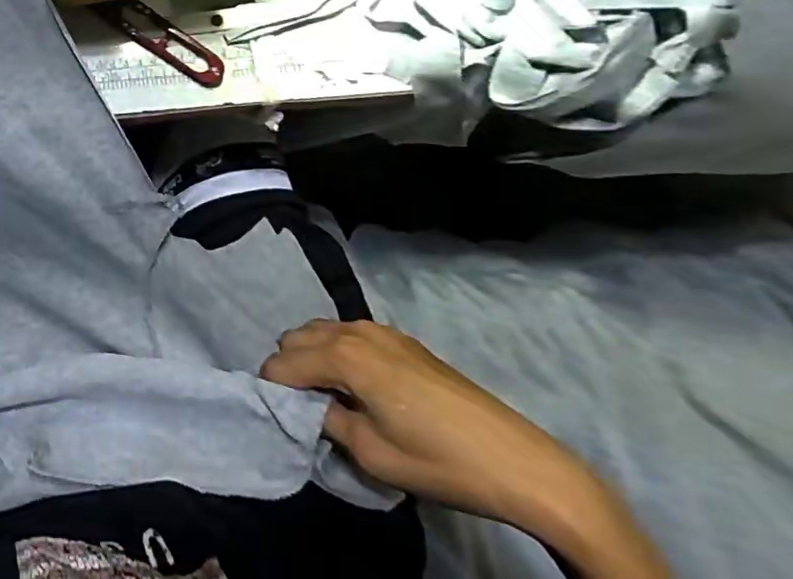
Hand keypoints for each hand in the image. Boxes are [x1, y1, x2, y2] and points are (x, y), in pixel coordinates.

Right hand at [261, 320, 597, 527]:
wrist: (520, 462)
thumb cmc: (439, 461)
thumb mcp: (370, 453)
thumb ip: (325, 421)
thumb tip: (308, 407)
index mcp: (343, 354)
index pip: (281, 362)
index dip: (272, 390)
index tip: (281, 417)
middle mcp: (355, 330)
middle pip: (295, 337)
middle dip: (290, 368)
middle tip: (305, 409)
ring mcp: (382, 330)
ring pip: (321, 331)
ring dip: (313, 358)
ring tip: (331, 398)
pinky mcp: (403, 339)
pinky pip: (349, 335)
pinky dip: (339, 353)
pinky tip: (360, 387)